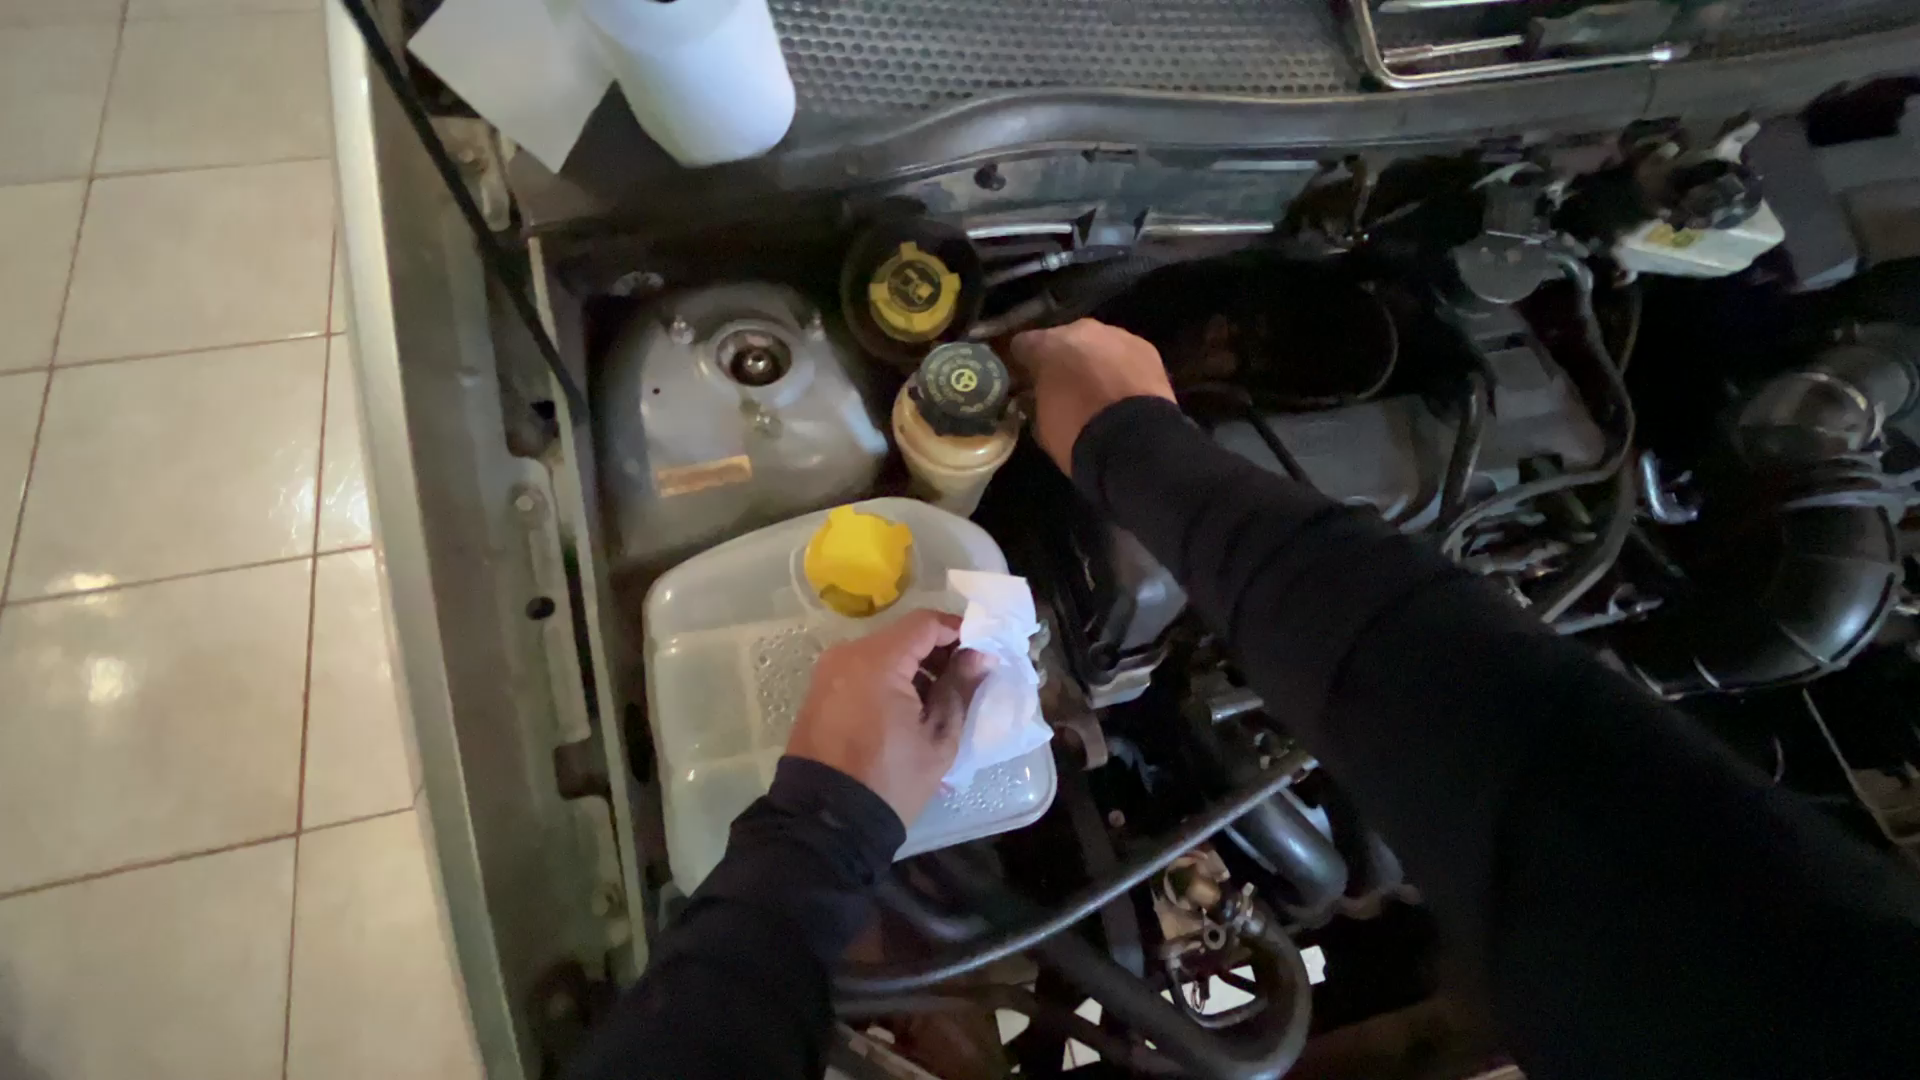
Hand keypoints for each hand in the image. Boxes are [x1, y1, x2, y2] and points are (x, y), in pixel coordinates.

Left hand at [786, 610, 995, 826]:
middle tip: (966, 678)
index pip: (926, 623)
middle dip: (938, 650)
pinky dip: (890, 677)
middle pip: (903, 634)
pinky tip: (908, 707)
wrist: (827, 823)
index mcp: (877, 661)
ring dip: (914, 665)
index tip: (983, 652)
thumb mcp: (939, 738)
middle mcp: (847, 654)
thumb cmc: (891, 780)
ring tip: (939, 698)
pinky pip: (863, 668)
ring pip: (883, 651)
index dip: (959, 631)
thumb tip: (980, 655)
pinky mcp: (821, 690)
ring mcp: (829, 671)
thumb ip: (960, 688)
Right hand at [1009, 318, 1175, 473]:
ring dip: (1094, 362)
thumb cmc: (1075, 434)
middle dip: (1062, 360)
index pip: (1022, 345)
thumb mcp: (1041, 424)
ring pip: (1097, 344)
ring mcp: (1117, 336)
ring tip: (1099, 391)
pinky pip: (1125, 355)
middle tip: (1064, 387)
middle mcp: (1080, 331)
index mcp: (1046, 347)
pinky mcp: (1147, 348)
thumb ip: (1036, 401)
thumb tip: (1036, 399)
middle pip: (1063, 340)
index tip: (1025, 381)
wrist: (1131, 440)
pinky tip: (1124, 392)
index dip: (1023, 364)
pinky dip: (1122, 369)